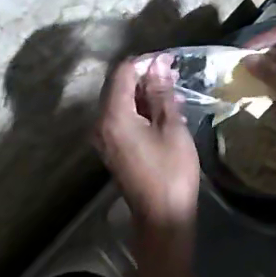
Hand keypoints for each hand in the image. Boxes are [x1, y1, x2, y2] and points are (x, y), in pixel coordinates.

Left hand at [94, 54, 199, 234]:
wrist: (162, 215)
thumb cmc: (171, 170)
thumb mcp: (171, 127)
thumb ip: (161, 93)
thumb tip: (158, 65)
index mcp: (113, 116)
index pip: (123, 73)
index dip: (146, 62)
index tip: (170, 60)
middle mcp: (101, 124)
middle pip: (118, 87)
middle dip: (145, 76)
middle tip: (174, 73)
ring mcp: (105, 138)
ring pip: (122, 103)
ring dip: (145, 94)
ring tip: (173, 91)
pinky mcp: (113, 149)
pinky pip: (123, 119)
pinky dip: (141, 110)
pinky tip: (164, 111)